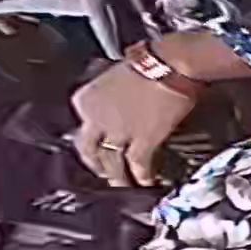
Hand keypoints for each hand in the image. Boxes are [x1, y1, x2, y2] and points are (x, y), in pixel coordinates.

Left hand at [72, 61, 196, 186]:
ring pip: (111, 160)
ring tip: (124, 185)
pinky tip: (147, 183)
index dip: (94, 138)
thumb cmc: (147, 64)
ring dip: (117, 175)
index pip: (85, 125)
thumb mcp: (116, 76)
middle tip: (104, 174)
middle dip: (96, 164)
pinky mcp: (143, 140)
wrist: (166, 67)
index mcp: (84, 101)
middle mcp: (94, 119)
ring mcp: (118, 131)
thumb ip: (114, 94)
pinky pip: (138, 162)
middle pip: (89, 148)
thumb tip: (126, 101)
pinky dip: (142, 175)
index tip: (101, 146)